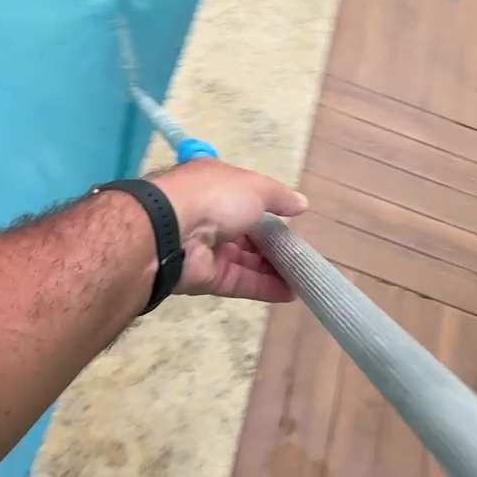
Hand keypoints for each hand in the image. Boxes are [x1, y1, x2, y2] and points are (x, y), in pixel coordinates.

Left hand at [148, 159, 307, 302]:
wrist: (171, 230)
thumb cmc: (215, 196)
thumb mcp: (255, 186)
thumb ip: (279, 197)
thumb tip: (301, 204)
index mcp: (214, 184)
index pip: (245, 196)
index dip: (268, 208)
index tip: (292, 220)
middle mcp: (208, 214)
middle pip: (246, 232)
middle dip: (274, 244)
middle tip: (301, 254)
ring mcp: (206, 247)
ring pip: (245, 260)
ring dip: (274, 268)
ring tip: (304, 276)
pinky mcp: (206, 277)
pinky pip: (240, 281)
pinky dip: (265, 286)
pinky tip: (291, 292)